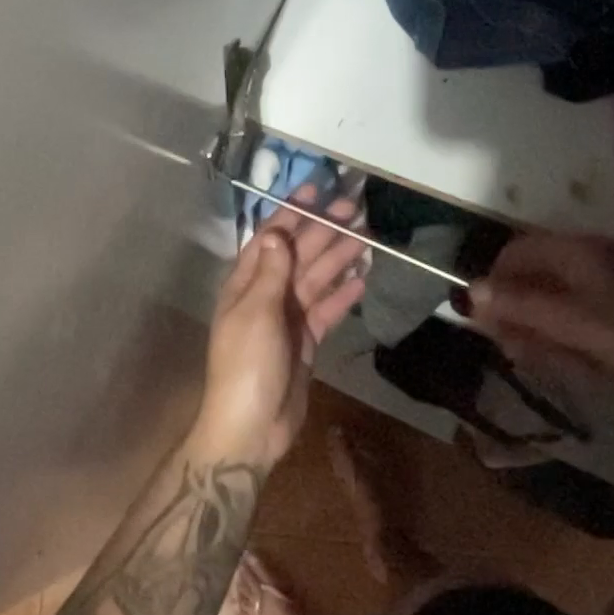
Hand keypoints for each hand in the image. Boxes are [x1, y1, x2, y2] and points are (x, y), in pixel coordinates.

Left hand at [190, 186, 367, 467]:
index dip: (291, 213)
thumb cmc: (246, 365)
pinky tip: (363, 278)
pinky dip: (343, 295)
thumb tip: (275, 233)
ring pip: (316, 279)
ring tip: (368, 235)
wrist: (252, 426)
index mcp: (245, 284)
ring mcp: (287, 319)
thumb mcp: (256, 314)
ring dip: (339, 257)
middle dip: (323, 230)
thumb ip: (271, 274)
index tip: (315, 188)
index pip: (270, 239)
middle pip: (298, 255)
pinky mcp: (306, 341)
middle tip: (354, 207)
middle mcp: (265, 295)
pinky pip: (327, 310)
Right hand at [468, 233, 613, 403]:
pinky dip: (578, 334)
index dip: (492, 285)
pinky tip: (588, 363)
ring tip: (553, 364)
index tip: (488, 325)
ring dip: (548, 329)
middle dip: (521, 313)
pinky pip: (592, 311)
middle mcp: (597, 255)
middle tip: (519, 354)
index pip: (513, 253)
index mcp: (578, 251)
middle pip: (536, 276)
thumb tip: (469, 291)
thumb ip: (521, 306)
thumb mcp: (577, 325)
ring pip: (563, 297)